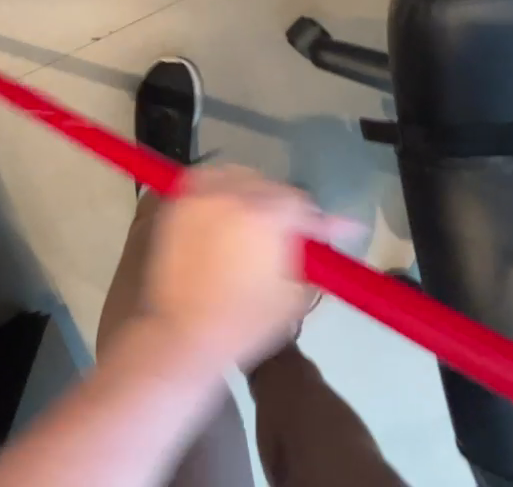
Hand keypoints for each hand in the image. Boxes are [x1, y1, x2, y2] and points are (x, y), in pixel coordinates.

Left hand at [141, 167, 346, 370]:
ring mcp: (202, 194)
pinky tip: (229, 206)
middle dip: (287, 208)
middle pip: (273, 187)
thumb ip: (313, 257)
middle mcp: (234, 194)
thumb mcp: (294, 296)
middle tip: (293, 232)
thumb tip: (333, 232)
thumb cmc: (245, 322)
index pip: (304, 205)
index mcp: (267, 215)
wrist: (184, 333)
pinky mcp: (179, 203)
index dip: (321, 223)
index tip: (333, 232)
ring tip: (260, 220)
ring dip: (255, 194)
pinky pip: (208, 180)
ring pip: (240, 177)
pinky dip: (222, 188)